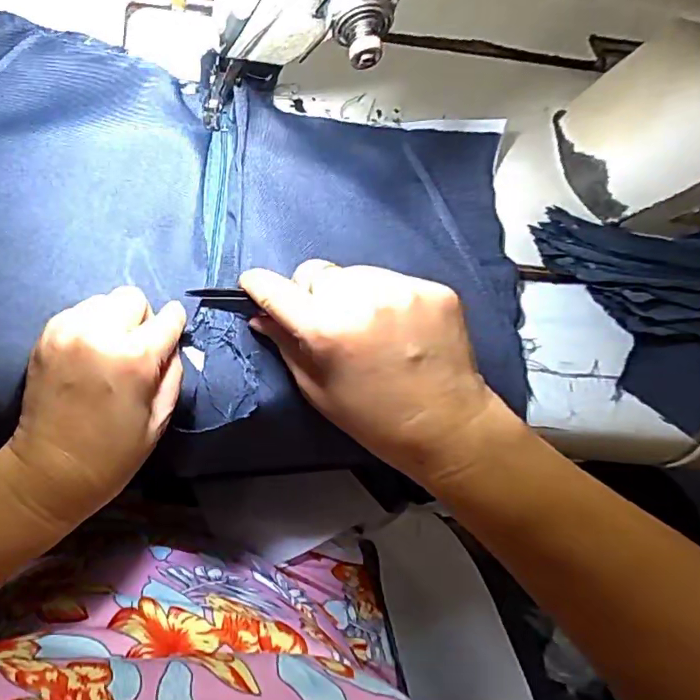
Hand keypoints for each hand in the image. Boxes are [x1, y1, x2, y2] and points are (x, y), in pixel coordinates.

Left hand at [0, 287, 186, 531]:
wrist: (49, 470)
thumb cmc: (110, 455)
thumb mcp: (157, 421)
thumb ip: (170, 375)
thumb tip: (170, 346)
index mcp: (134, 357)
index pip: (168, 317)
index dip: (172, 328)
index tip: (168, 338)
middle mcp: (99, 333)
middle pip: (132, 298)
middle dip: (140, 320)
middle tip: (133, 349)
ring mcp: (68, 331)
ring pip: (102, 301)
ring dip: (111, 320)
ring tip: (106, 352)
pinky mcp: (46, 335)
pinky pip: (77, 313)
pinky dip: (87, 326)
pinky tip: (85, 355)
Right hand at [239, 261, 520, 484]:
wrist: (447, 426)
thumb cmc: (371, 417)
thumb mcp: (315, 387)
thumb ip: (285, 344)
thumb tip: (260, 316)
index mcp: (326, 329)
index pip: (276, 289)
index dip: (258, 284)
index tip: (252, 283)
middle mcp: (361, 300)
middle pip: (315, 273)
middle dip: (312, 293)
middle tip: (327, 322)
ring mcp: (400, 290)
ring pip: (353, 274)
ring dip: (349, 293)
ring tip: (367, 326)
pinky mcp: (432, 289)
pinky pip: (389, 280)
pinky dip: (384, 297)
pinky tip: (396, 326)